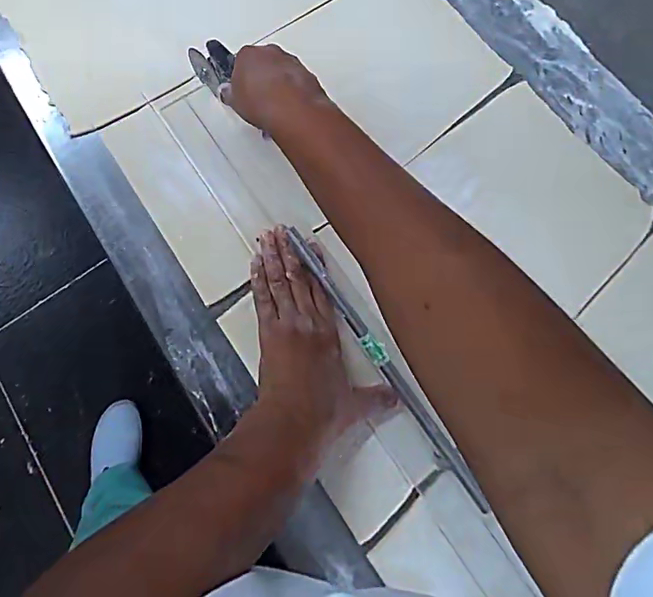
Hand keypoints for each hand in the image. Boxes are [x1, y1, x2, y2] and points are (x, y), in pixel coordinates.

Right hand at [227, 45, 331, 135]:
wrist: (292, 110)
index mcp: (248, 54)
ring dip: (277, 81)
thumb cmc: (264, 101)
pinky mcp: (306, 72)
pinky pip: (296, 78)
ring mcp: (290, 61)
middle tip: (255, 95)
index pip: (239, 60)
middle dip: (260, 75)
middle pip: (262, 61)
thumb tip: (230, 93)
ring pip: (281, 68)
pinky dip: (293, 88)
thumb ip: (231, 92)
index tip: (240, 87)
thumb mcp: (235, 101)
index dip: (239, 76)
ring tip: (272, 104)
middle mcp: (271, 52)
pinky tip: (287, 105)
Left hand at [247, 228, 395, 464]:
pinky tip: (255, 263)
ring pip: (279, 282)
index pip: (322, 290)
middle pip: (299, 278)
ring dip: (273, 258)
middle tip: (281, 229)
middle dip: (290, 252)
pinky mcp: (267, 333)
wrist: (292, 422)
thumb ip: (376, 397)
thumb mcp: (355, 405)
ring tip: (267, 237)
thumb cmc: (324, 412)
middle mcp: (308, 321)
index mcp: (329, 332)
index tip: (311, 245)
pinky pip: (262, 299)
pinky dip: (258, 279)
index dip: (316, 265)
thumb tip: (398, 400)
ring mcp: (286, 324)